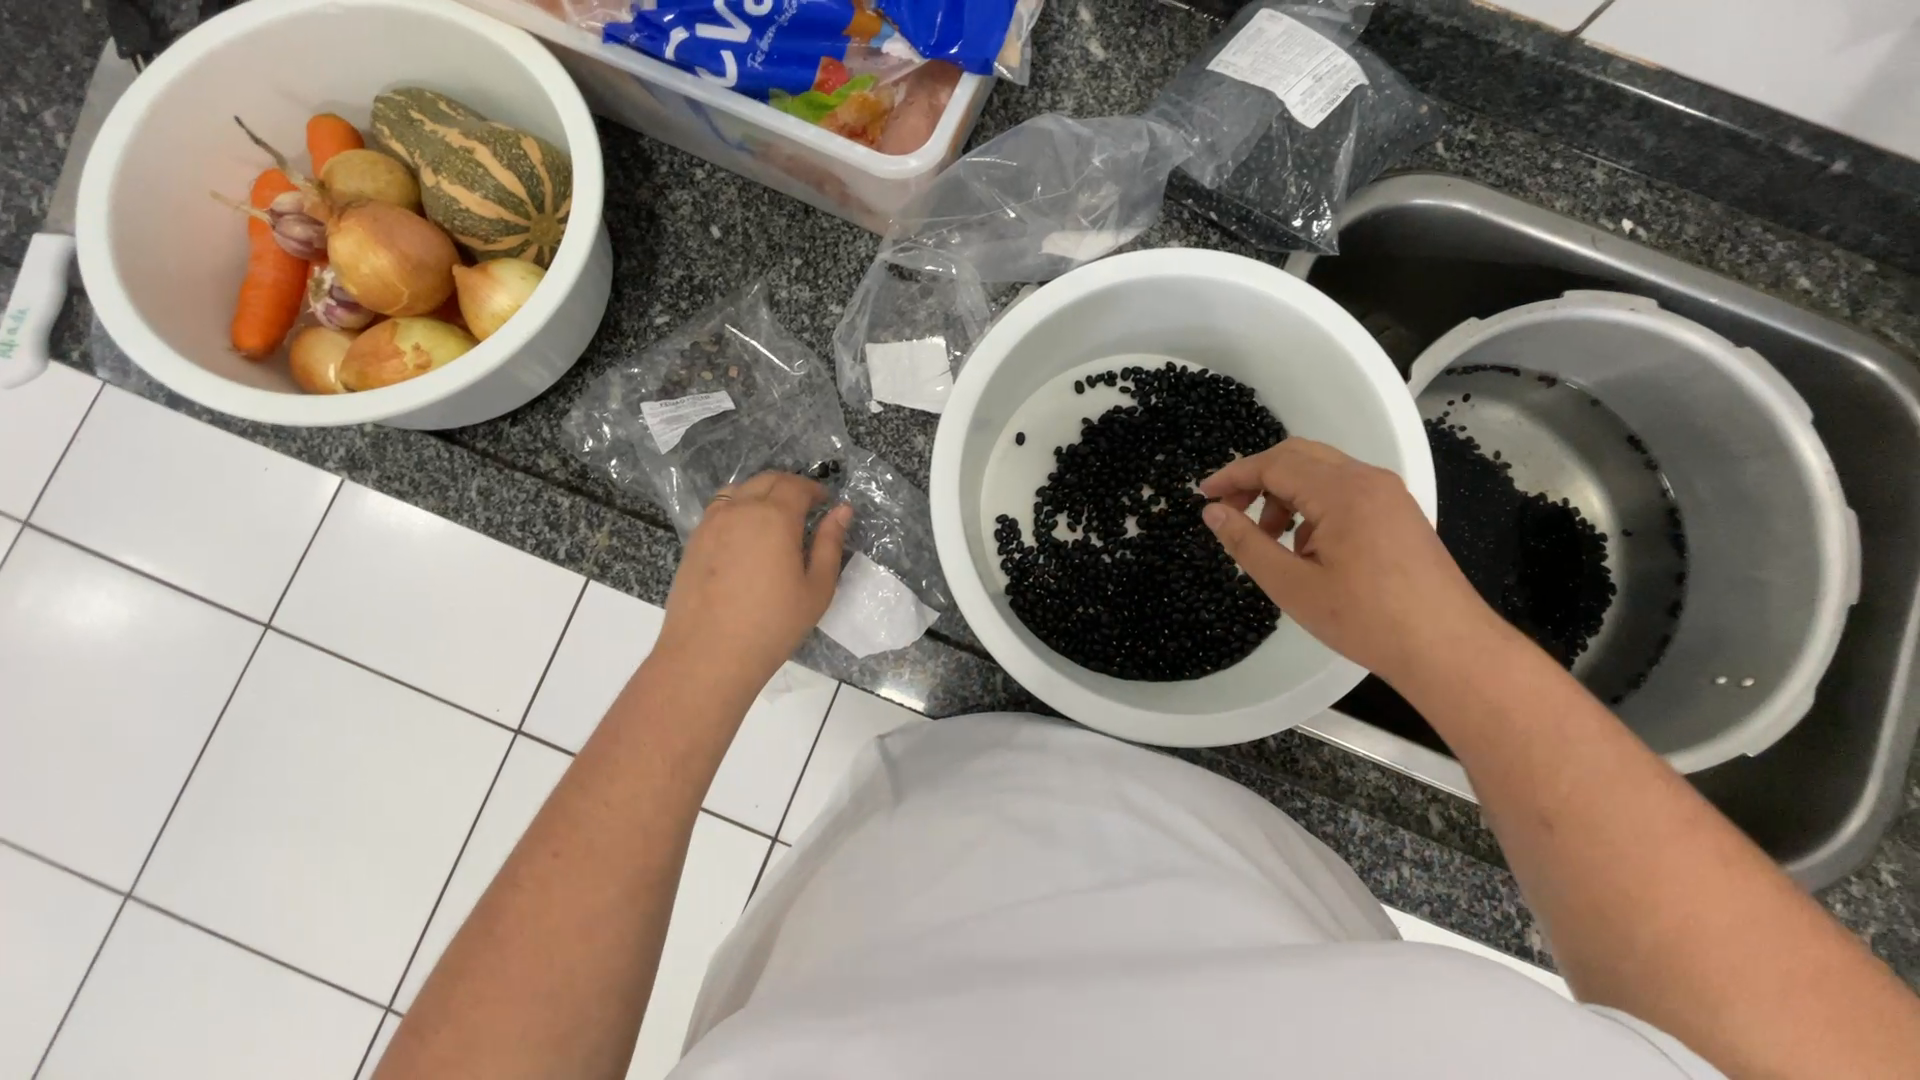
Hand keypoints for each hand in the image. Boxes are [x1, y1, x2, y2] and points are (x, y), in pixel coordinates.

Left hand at [654, 472, 851, 686]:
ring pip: (739, 489)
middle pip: (767, 481)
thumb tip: (842, 511)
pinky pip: (719, 509)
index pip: (797, 486)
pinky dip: (738, 508)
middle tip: (806, 506)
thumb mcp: (816, 588)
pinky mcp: (694, 541)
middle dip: (790, 486)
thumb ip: (830, 544)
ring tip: (775, 517)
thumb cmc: (772, 624)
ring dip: (761, 493)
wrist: (708, 653)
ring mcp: (712, 523)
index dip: (815, 490)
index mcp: (775, 517)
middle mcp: (740, 510)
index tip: (826, 502)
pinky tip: (746, 535)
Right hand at [1198, 438, 1510, 689]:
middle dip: (1257, 479)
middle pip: (1298, 457)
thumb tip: (1213, 512)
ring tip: (1269, 540)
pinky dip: (1313, 506)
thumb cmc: (1366, 620)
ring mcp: (1388, 494)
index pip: (1274, 463)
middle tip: (1228, 512)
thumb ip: (1247, 543)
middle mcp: (1368, 480)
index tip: (1203, 495)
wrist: (1448, 648)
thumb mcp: (1292, 586)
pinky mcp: (1398, 513)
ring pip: (1322, 473)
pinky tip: (1307, 550)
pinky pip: (1344, 491)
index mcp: (1342, 492)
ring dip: (1285, 495)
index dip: (1233, 475)